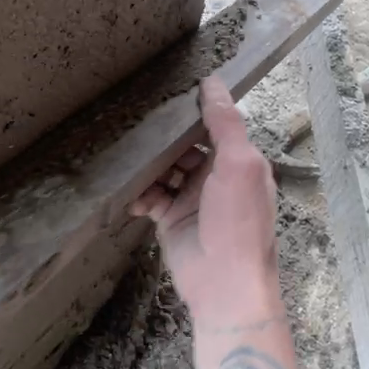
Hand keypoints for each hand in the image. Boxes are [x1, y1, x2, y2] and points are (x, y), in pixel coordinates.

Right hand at [129, 75, 284, 328]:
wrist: (225, 287)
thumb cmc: (238, 222)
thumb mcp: (238, 164)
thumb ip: (225, 123)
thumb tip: (214, 82)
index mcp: (238, 161)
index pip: (214, 126)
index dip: (194, 112)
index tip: (168, 94)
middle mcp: (215, 177)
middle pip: (184, 146)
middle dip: (164, 138)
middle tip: (139, 124)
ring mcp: (191, 199)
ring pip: (164, 169)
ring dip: (149, 165)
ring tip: (130, 157)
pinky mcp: (170, 219)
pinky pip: (151, 196)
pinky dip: (141, 194)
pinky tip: (136, 196)